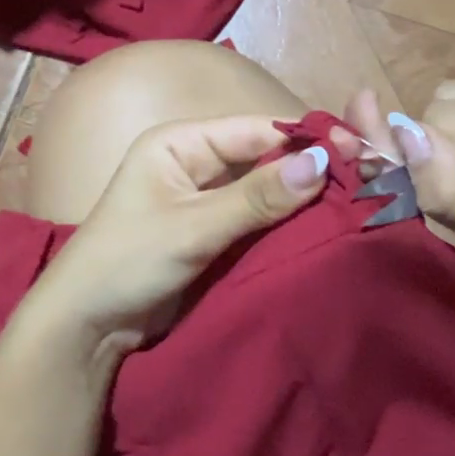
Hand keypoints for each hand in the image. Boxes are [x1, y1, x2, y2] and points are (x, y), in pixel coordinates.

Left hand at [22, 116, 328, 358]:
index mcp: (180, 142)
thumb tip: (323, 162)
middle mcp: (195, 162)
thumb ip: (257, 198)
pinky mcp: (212, 233)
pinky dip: (285, 222)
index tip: (358, 150)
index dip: (306, 139)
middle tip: (367, 177)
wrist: (87, 325)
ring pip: (264, 189)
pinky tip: (323, 226)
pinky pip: (257, 219)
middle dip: (309, 166)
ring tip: (357, 200)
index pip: (255, 130)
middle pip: (263, 157)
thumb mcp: (193, 227)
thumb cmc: (128, 261)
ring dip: (301, 196)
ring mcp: (204, 199)